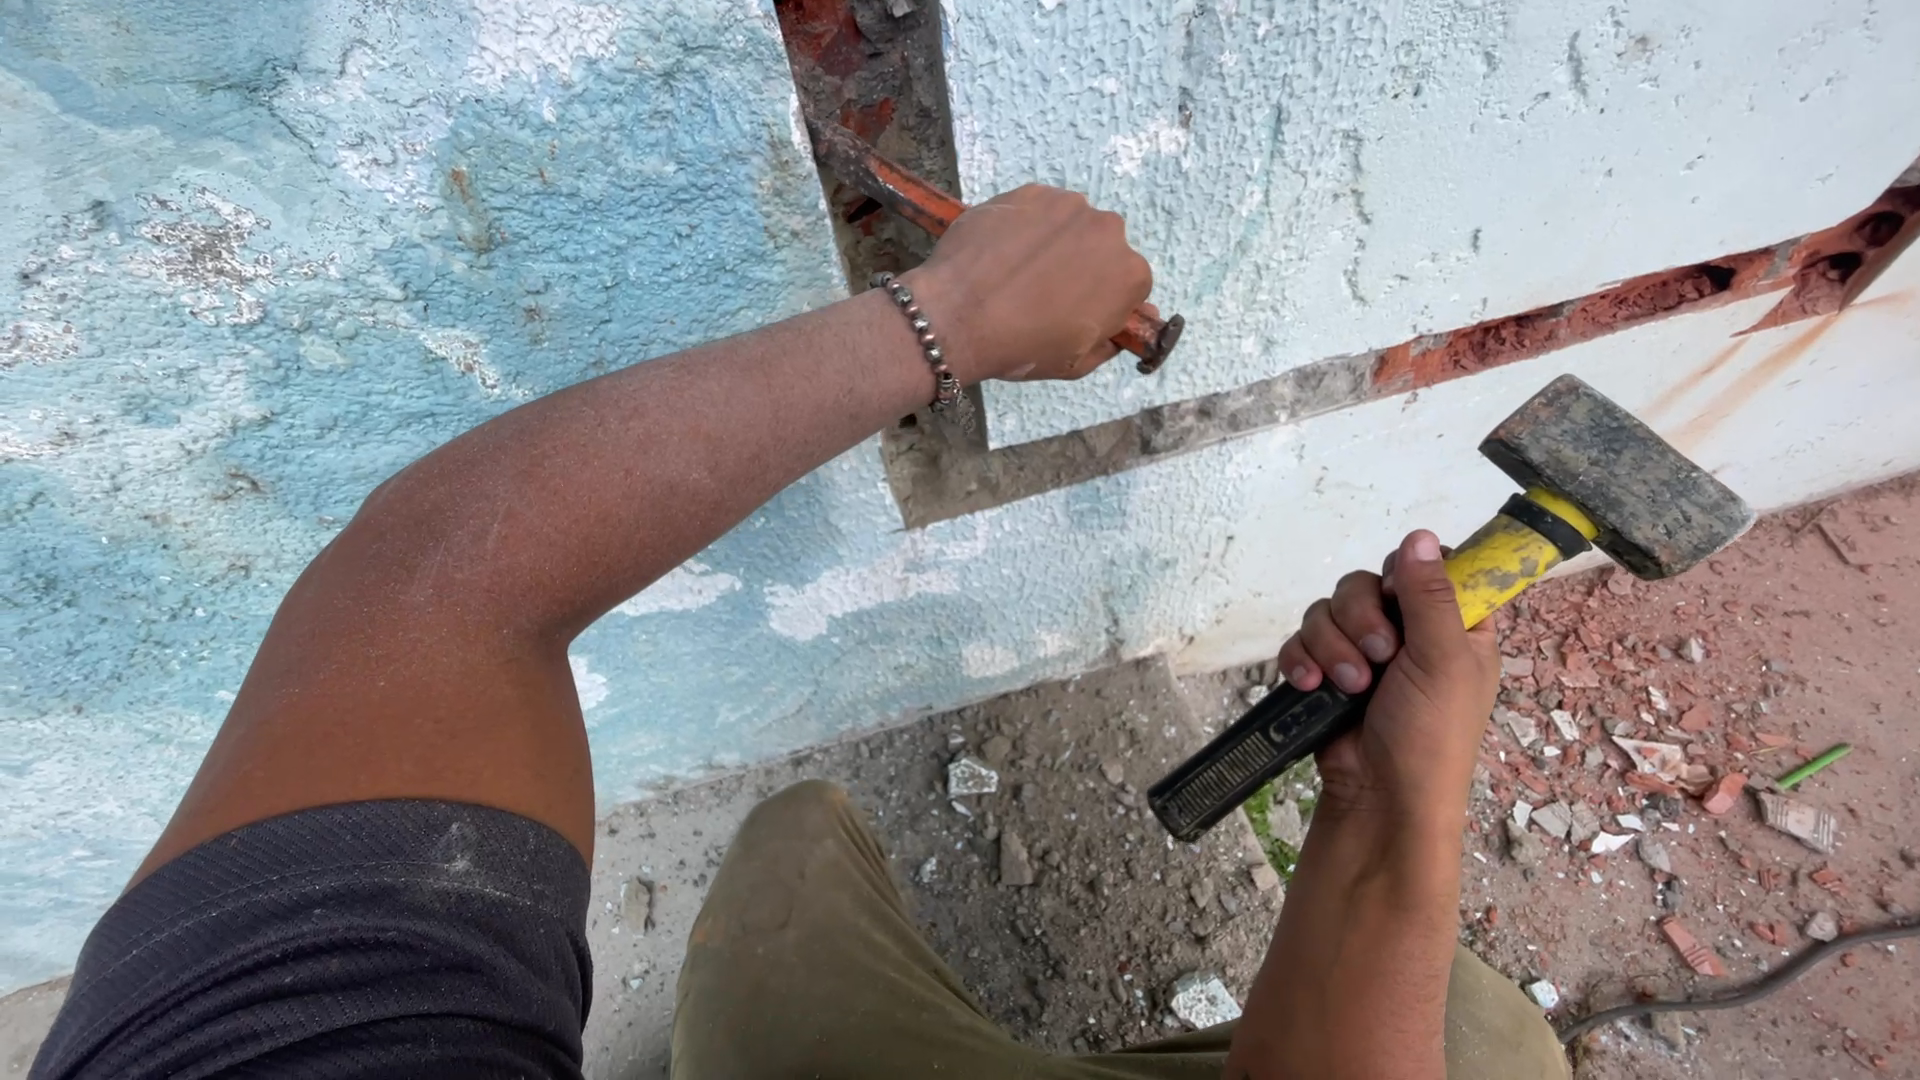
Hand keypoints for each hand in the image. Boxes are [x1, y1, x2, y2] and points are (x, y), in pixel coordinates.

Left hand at [901, 185, 1152, 383]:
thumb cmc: (1021, 347)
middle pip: (1103, 249)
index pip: (1130, 286)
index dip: (1103, 301)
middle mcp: (1108, 230)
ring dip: (1054, 245)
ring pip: (1070, 226)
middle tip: (1043, 295)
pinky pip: (1037, 211)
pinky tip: (1002, 255)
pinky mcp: (1030, 191)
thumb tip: (1122, 331)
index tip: (1076, 314)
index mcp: (1128, 275)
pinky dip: (1025, 228)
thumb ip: (1110, 344)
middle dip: (1081, 268)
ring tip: (1017, 275)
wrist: (958, 315)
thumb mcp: (1074, 365)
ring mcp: (1068, 205)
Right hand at [1275, 530, 1500, 821]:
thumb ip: (1430, 596)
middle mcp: (1406, 632)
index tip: (1401, 595)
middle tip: (1378, 655)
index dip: (1410, 575)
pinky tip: (1310, 685)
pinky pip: (1298, 640)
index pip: (1429, 569)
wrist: (1378, 795)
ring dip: (1330, 647)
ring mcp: (1359, 651)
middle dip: (1360, 619)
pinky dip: (1300, 661)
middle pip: (1365, 583)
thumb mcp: (1444, 660)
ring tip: (1347, 686)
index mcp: (1453, 626)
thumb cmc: (1431, 733)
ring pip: (1326, 610)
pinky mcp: (1322, 671)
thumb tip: (1419, 534)